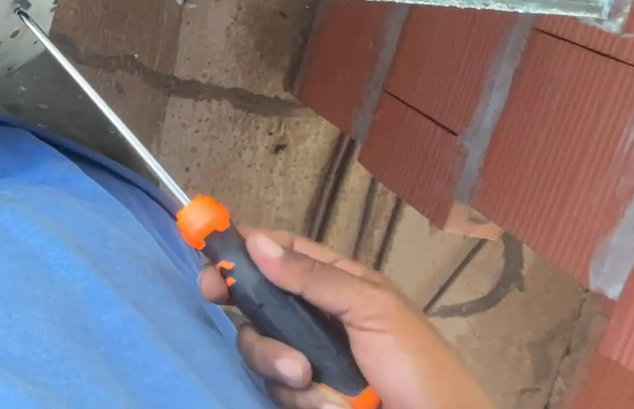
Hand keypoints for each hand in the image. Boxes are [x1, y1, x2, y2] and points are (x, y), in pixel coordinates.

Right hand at [198, 229, 491, 408]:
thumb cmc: (420, 370)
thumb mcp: (374, 310)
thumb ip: (314, 276)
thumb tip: (256, 241)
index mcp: (338, 285)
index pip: (282, 251)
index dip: (246, 246)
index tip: (212, 246)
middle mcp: (316, 317)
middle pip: (256, 295)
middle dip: (238, 298)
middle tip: (213, 295)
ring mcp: (309, 358)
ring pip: (258, 342)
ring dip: (274, 357)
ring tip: (306, 376)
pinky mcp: (307, 396)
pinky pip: (275, 385)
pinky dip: (296, 394)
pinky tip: (324, 402)